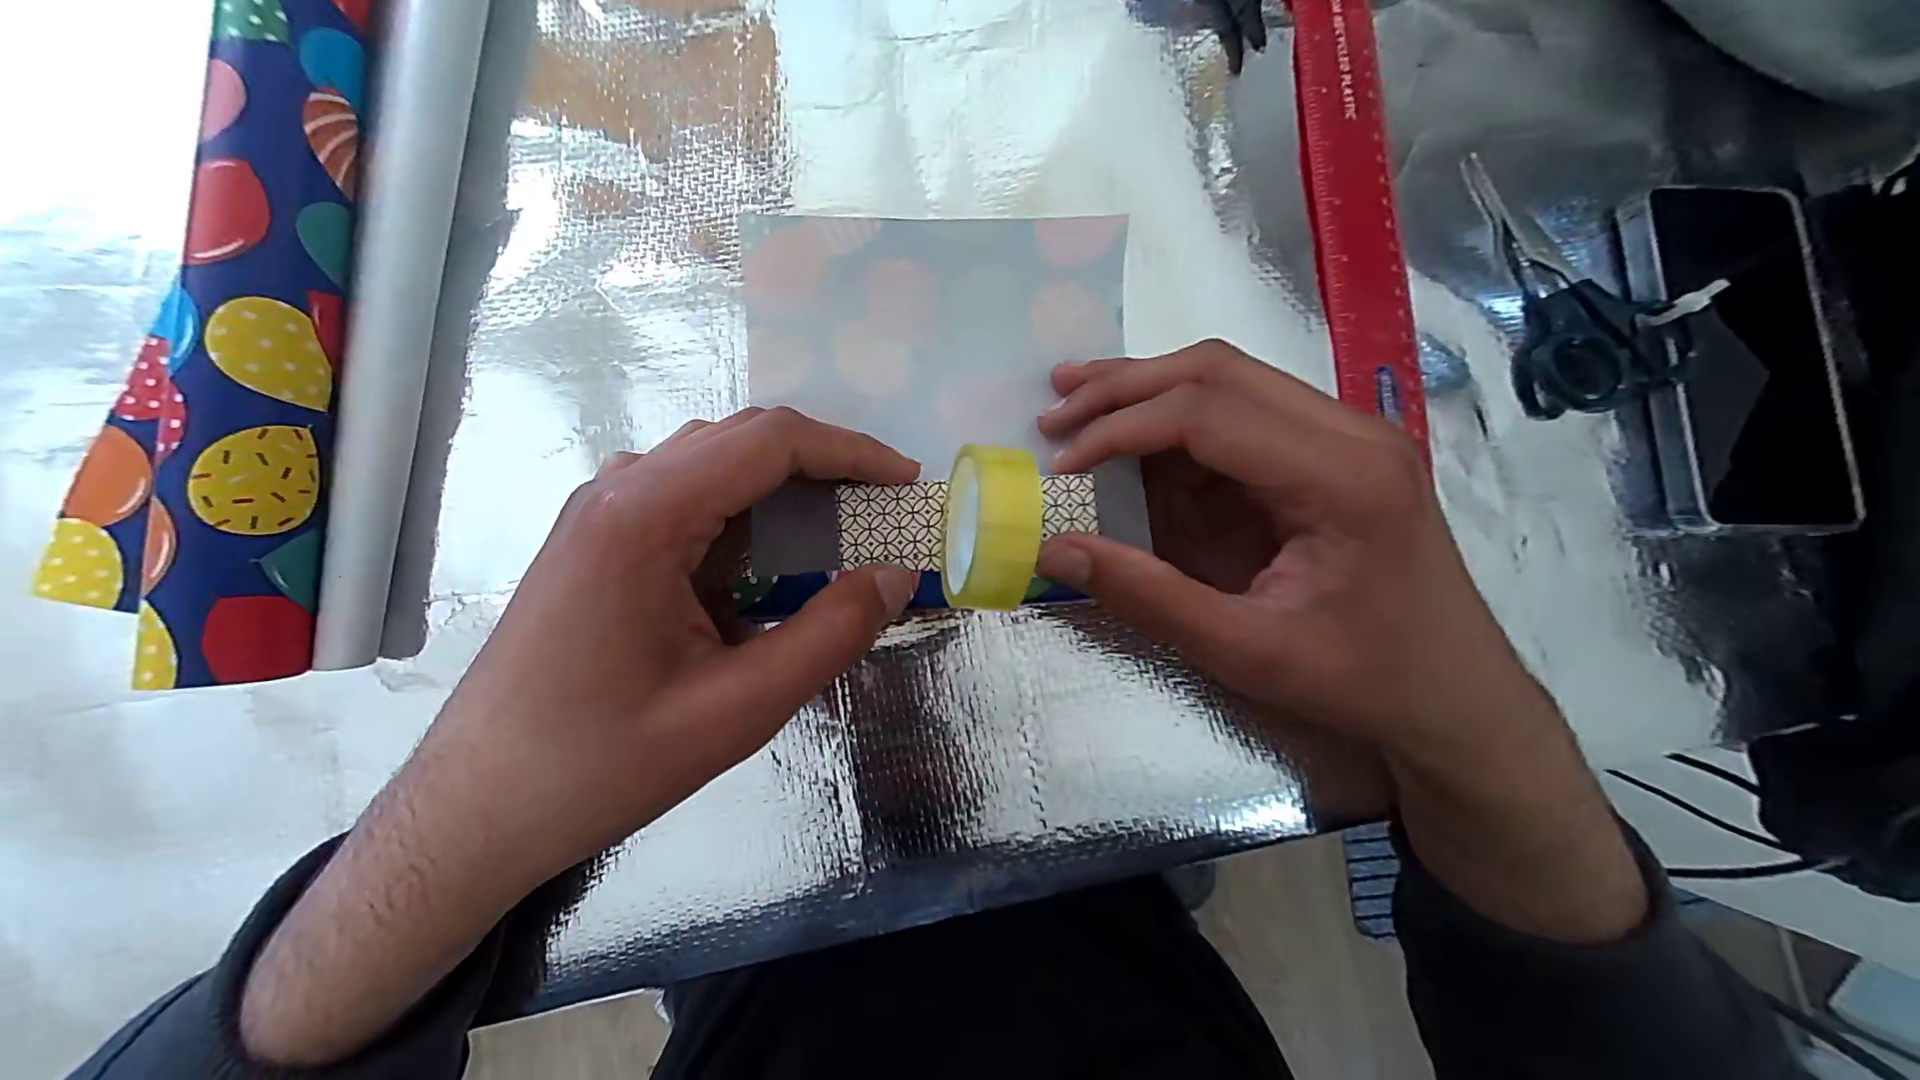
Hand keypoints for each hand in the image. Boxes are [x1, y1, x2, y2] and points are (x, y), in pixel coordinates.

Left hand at [241, 407, 919, 1063]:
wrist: (474, 811)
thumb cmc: (602, 764)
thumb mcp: (739, 709)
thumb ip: (830, 634)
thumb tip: (897, 576)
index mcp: (644, 516)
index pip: (770, 441)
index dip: (851, 451)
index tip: (905, 481)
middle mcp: (617, 491)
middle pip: (742, 438)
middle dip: (825, 461)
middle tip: (882, 506)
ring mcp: (600, 513)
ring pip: (714, 462)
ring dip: (785, 483)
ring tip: (840, 525)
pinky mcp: (597, 541)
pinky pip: (687, 496)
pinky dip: (746, 508)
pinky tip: (768, 556)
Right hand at [1034, 340, 1646, 941]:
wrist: (1455, 699)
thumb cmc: (1360, 680)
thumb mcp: (1244, 651)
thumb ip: (1146, 597)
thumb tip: (1054, 551)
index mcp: (1342, 475)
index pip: (1209, 412)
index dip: (1122, 428)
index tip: (1063, 463)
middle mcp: (1349, 431)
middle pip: (1218, 372)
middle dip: (1126, 388)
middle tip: (1056, 410)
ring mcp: (1344, 436)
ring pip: (1228, 380)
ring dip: (1147, 391)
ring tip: (1077, 403)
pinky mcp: (1327, 453)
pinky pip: (1239, 416)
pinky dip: (1174, 424)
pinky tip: (1131, 441)